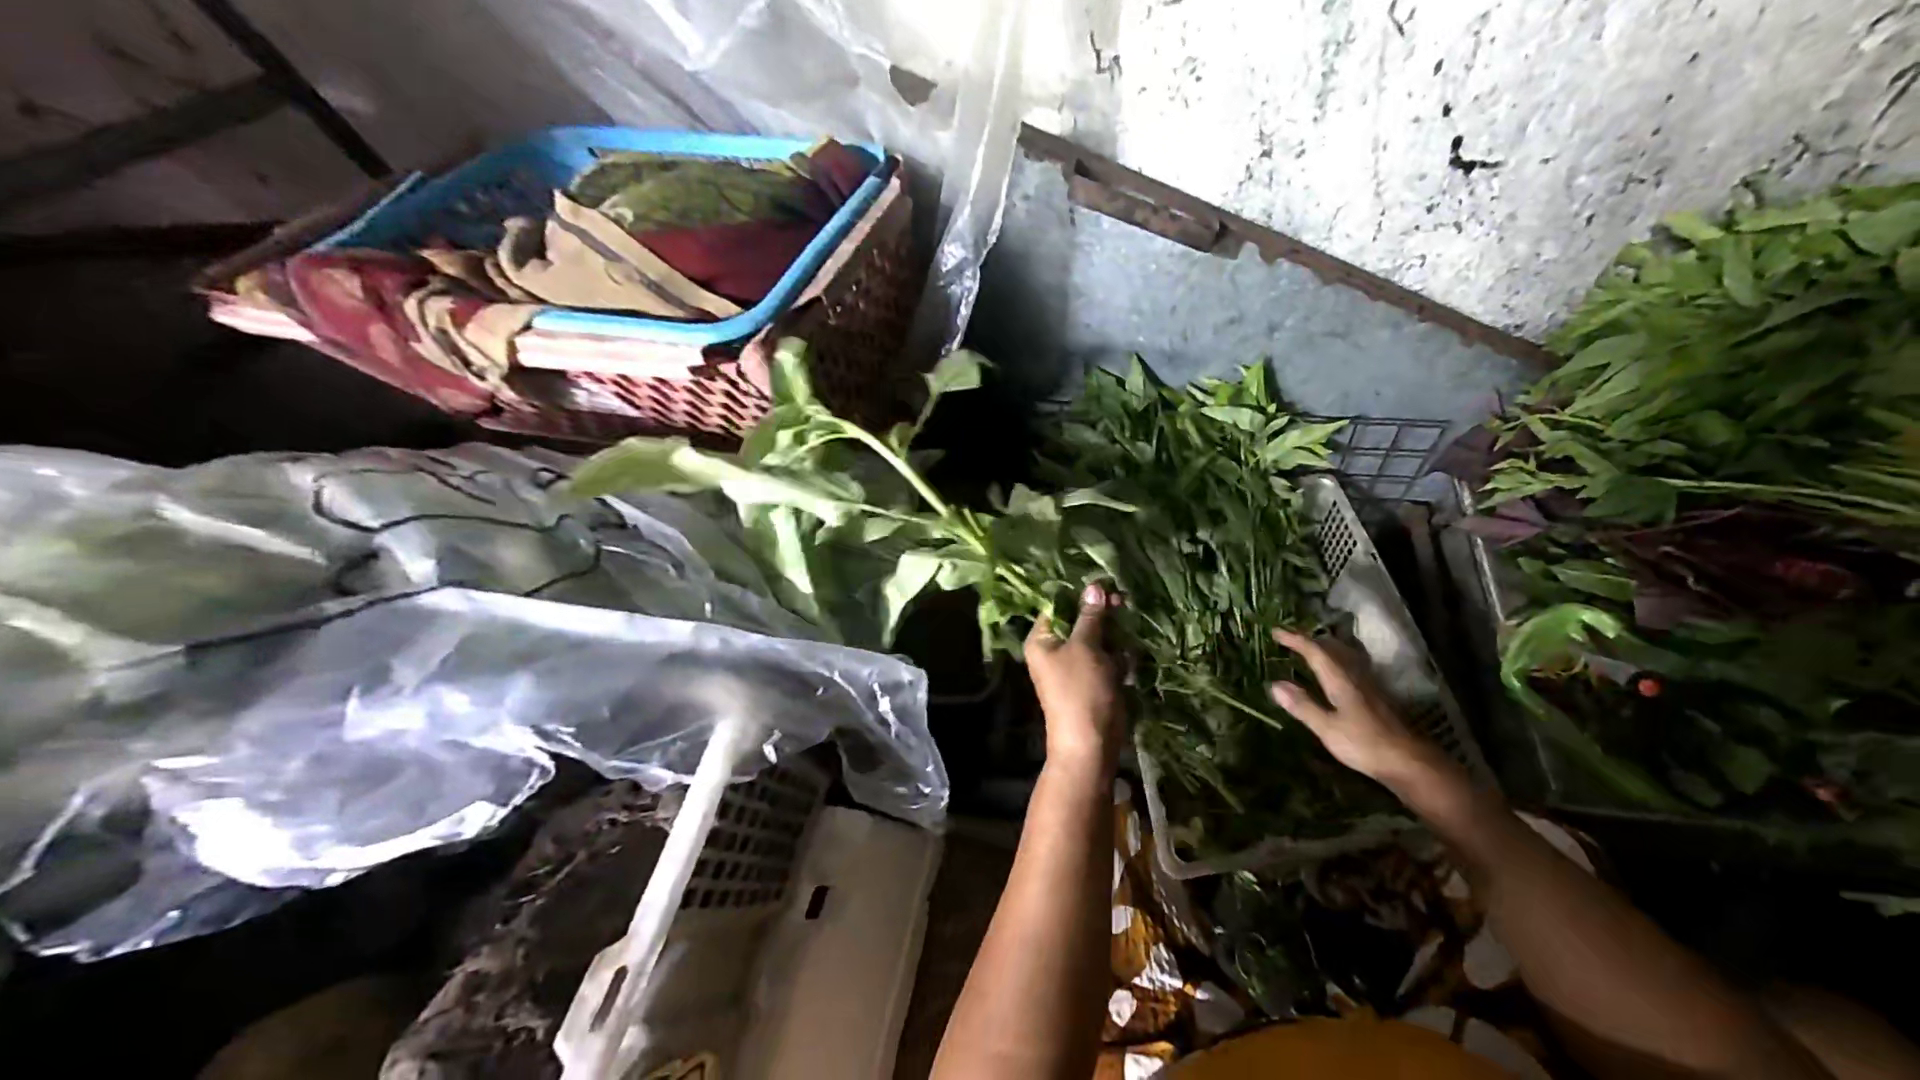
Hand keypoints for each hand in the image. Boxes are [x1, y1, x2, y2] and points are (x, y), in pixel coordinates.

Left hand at [1025, 583, 1125, 770]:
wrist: (1091, 743)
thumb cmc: (1081, 691)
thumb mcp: (1085, 647)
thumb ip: (1090, 616)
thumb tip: (1094, 586)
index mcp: (1042, 639)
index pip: (1057, 605)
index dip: (1080, 594)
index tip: (1104, 583)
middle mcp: (1055, 649)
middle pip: (1080, 620)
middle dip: (1102, 614)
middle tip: (1122, 603)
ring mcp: (1076, 665)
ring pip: (1098, 638)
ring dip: (1114, 635)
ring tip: (1126, 633)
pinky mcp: (1095, 679)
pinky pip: (1108, 657)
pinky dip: (1119, 656)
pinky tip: (1127, 661)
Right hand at [1269, 628, 1454, 793]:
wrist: (1409, 762)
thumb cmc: (1365, 745)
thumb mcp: (1327, 728)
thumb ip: (1302, 706)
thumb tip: (1275, 684)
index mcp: (1340, 680)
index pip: (1315, 651)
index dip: (1294, 640)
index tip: (1274, 632)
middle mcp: (1355, 676)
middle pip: (1332, 648)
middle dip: (1309, 640)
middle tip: (1288, 638)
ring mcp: (1368, 685)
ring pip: (1344, 655)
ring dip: (1324, 648)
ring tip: (1308, 649)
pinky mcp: (1375, 695)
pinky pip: (1351, 666)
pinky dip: (1336, 660)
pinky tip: (1334, 671)